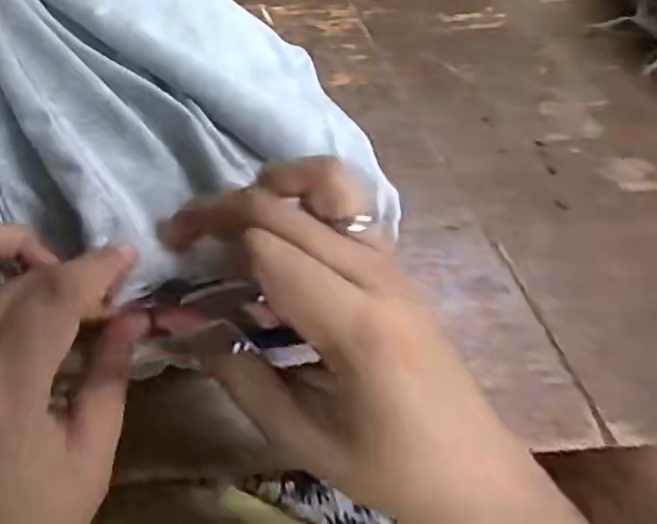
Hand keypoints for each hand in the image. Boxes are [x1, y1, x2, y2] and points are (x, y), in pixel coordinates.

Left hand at [0, 225, 149, 523]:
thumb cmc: (20, 520)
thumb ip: (109, 380)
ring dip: (13, 246)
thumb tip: (130, 318)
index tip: (128, 256)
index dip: (97, 266)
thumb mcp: (85, 463)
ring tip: (48, 274)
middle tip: (104, 300)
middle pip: (23, 276)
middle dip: (73, 273)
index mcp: (5, 382)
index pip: (56, 292)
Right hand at [160, 159, 583, 523]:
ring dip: (272, 181)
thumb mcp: (301, 435)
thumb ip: (234, 369)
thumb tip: (176, 317)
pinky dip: (304, 189)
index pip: (267, 248)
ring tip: (240, 211)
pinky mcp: (393, 257)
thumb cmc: (389, 467)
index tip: (179, 261)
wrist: (480, 478)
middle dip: (219, 209)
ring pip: (325, 177)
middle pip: (280, 206)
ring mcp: (388, 258)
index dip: (215, 248)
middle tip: (181, 233)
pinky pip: (347, 196)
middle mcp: (374, 273)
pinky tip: (281, 222)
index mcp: (356, 324)